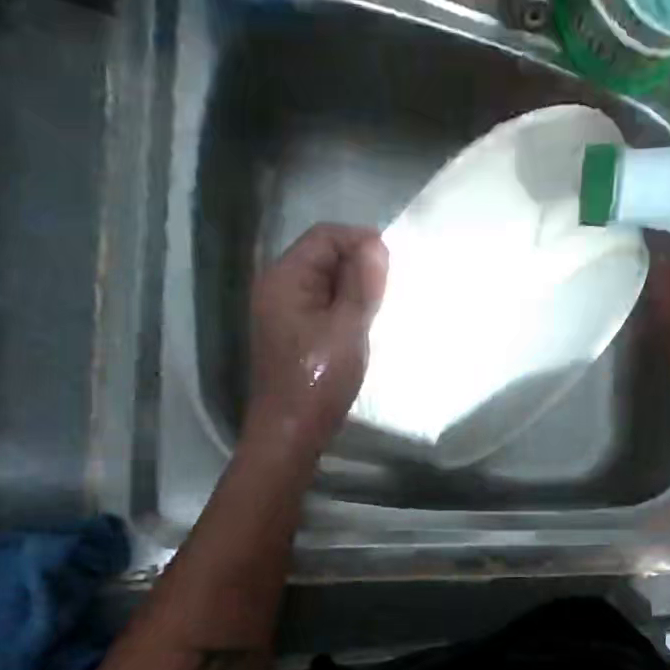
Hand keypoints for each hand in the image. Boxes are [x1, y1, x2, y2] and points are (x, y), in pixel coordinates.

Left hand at [244, 224, 387, 457]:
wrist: (290, 433)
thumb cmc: (318, 381)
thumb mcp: (347, 328)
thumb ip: (361, 284)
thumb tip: (375, 244)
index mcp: (285, 278)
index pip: (324, 236)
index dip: (360, 241)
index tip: (392, 265)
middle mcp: (277, 287)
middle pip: (322, 255)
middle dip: (358, 265)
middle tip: (390, 289)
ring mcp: (282, 312)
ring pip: (324, 282)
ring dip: (354, 288)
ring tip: (380, 308)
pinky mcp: (291, 333)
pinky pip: (321, 304)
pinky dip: (344, 307)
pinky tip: (362, 326)